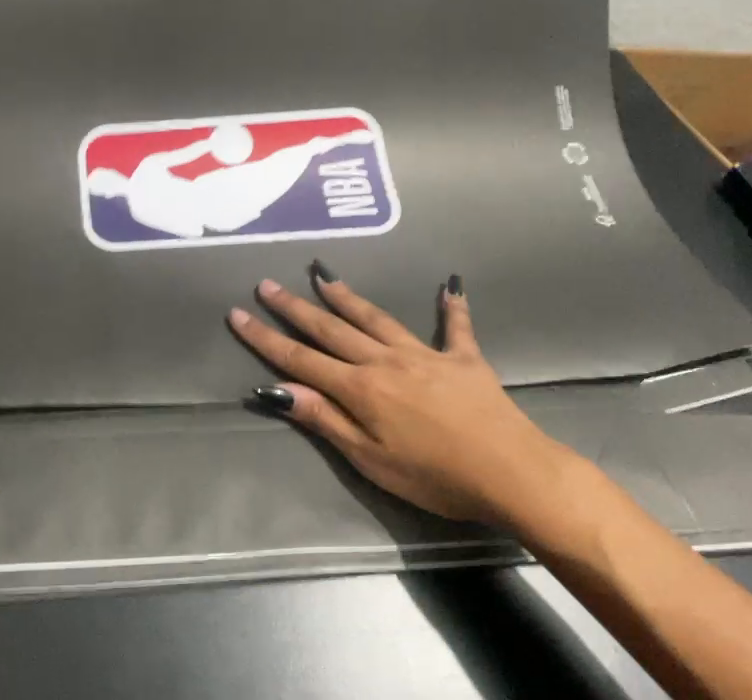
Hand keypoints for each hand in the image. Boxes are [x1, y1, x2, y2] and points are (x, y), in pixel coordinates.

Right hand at [227, 269, 576, 529]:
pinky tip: (451, 284)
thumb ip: (325, 419)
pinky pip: (456, 327)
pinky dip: (452, 306)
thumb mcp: (371, 459)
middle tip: (266, 284)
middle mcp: (385, 361)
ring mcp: (426, 355)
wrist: (514, 473)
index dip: (265, 338)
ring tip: (322, 274)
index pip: (300, 359)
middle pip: (331, 330)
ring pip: (376, 319)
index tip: (237, 314)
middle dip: (294, 308)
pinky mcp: (465, 359)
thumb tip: (277, 388)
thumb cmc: (436, 477)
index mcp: (360, 389)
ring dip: (346, 297)